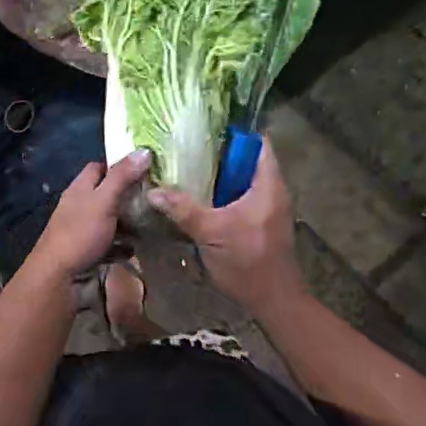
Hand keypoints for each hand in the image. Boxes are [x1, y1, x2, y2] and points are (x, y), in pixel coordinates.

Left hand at [26, 150, 152, 279]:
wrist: (58, 277)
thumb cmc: (79, 233)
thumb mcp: (103, 201)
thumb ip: (121, 177)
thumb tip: (143, 150)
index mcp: (79, 189)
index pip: (98, 167)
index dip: (119, 164)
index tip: (145, 166)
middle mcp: (78, 206)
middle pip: (106, 193)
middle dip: (129, 194)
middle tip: (157, 196)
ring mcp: (82, 230)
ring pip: (109, 219)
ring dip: (128, 221)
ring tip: (155, 220)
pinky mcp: (87, 252)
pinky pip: (110, 244)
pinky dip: (123, 244)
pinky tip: (139, 247)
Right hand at [148, 142, 301, 312]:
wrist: (274, 301)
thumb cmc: (249, 262)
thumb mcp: (211, 233)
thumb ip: (183, 209)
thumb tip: (152, 190)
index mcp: (268, 185)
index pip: (259, 143)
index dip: (235, 130)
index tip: (205, 124)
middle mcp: (270, 190)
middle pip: (245, 158)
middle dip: (218, 150)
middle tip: (186, 142)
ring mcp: (265, 206)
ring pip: (240, 178)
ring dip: (216, 172)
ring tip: (185, 163)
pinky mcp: (257, 221)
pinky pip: (237, 195)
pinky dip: (219, 190)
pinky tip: (194, 193)